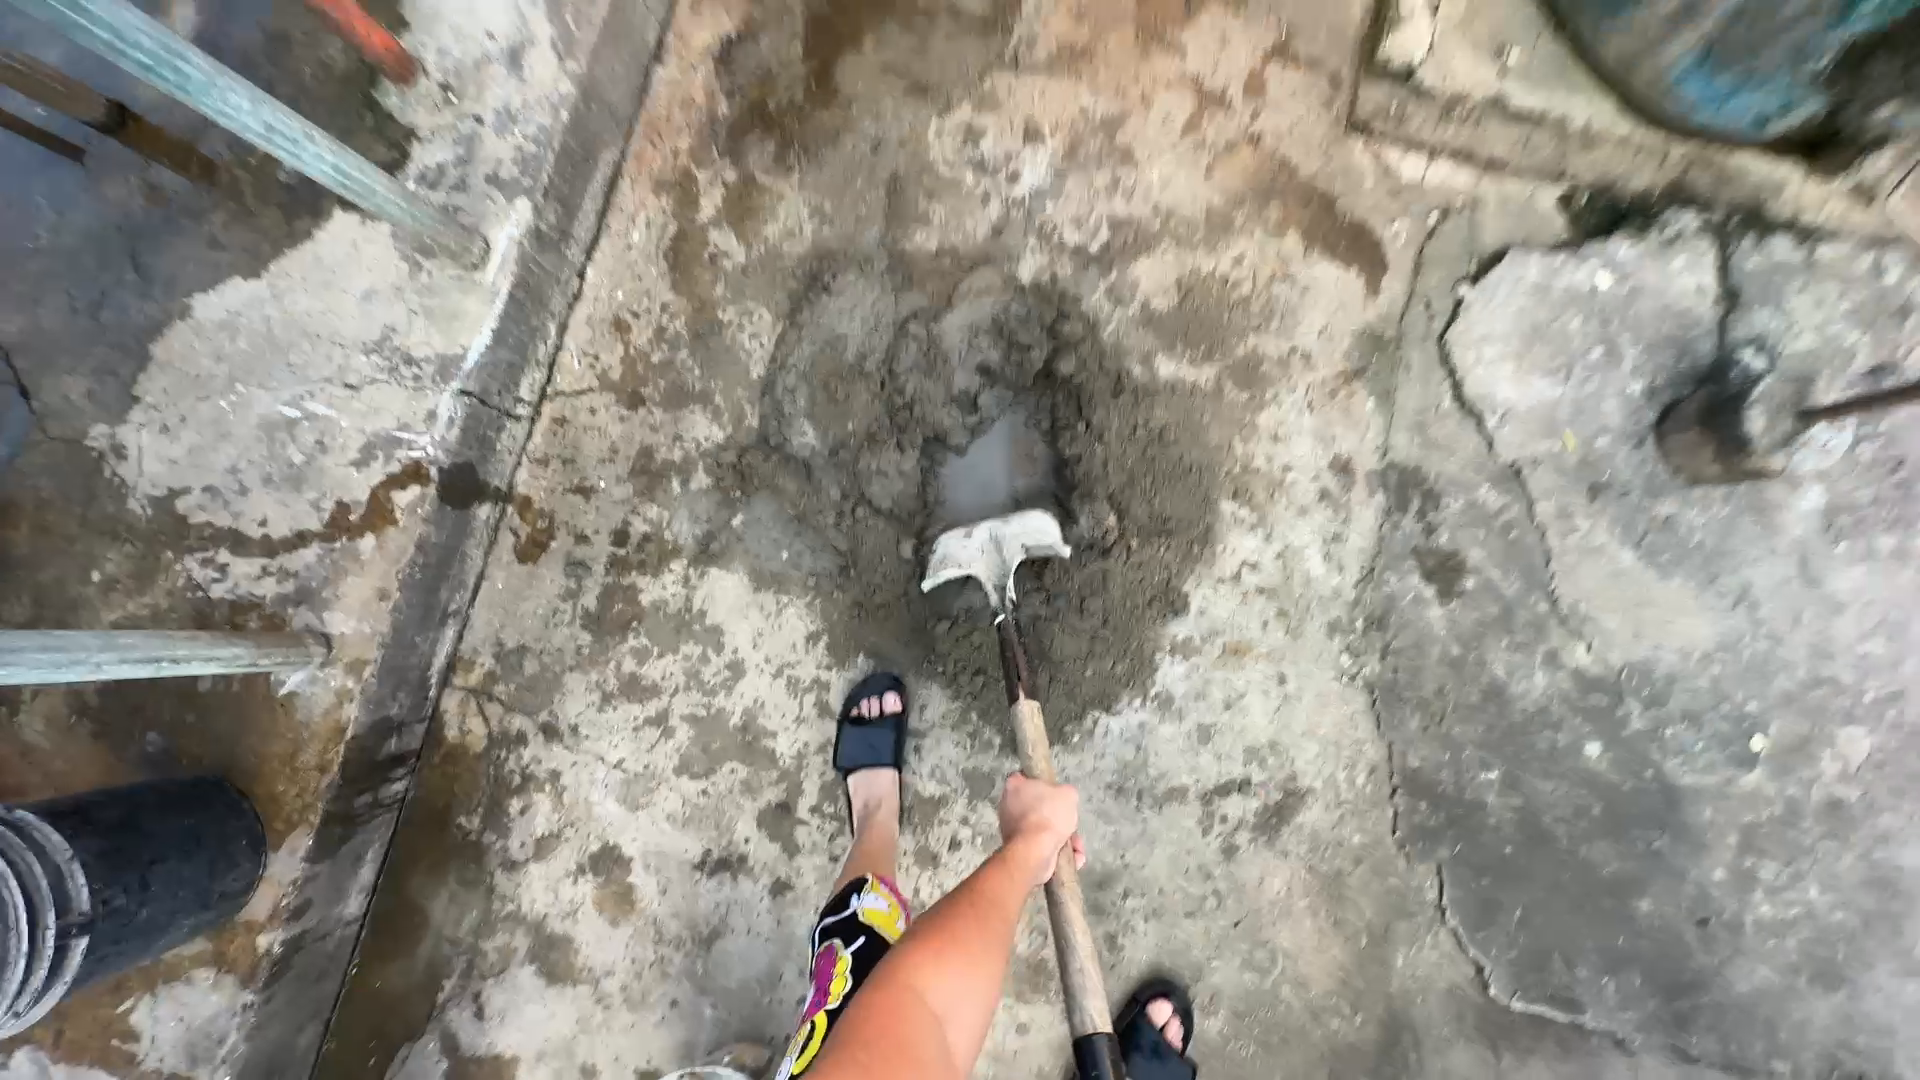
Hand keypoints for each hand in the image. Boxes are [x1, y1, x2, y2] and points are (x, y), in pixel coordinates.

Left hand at [997, 774, 1085, 887]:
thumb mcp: (1068, 794)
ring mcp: (1011, 830)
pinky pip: (1042, 848)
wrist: (1035, 850)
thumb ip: (1066, 792)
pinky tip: (1072, 856)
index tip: (1055, 792)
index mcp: (1014, 786)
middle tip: (1070, 822)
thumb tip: (1064, 797)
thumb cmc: (1048, 815)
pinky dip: (1058, 852)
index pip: (1025, 778)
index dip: (1042, 783)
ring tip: (1074, 845)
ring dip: (1062, 838)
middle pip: (1038, 808)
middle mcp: (1008, 807)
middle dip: (1058, 818)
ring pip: (1043, 830)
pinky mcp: (1019, 850)